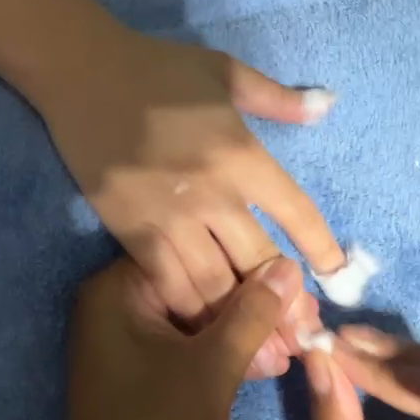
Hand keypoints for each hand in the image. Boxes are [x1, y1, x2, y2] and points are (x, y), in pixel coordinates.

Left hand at [25, 257, 307, 419]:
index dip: (249, 268)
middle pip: (194, 284)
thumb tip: (289, 265)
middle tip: (303, 319)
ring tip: (292, 346)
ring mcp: (119, 331)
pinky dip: (218, 349)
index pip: (191, 253)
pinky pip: (182, 339)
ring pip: (193, 315)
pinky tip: (265, 361)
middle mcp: (111, 299)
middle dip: (249, 306)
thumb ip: (251, 313)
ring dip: (240, 331)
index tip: (297, 286)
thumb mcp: (213, 366)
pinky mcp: (133, 361)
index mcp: (116, 286)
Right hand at [38, 28, 343, 327]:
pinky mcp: (128, 229)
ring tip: (260, 349)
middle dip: (285, 306)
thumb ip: (277, 97)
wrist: (84, 74)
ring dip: (239, 321)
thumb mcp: (224, 71)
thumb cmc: (158, 69)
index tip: (335, 275)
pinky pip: (165, 281)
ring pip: (213, 285)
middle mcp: (213, 193)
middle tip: (301, 336)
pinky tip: (200, 327)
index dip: (321, 249)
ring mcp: (169, 216)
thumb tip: (327, 106)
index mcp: (242, 154)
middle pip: (258, 263)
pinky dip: (187, 309)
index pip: (296, 211)